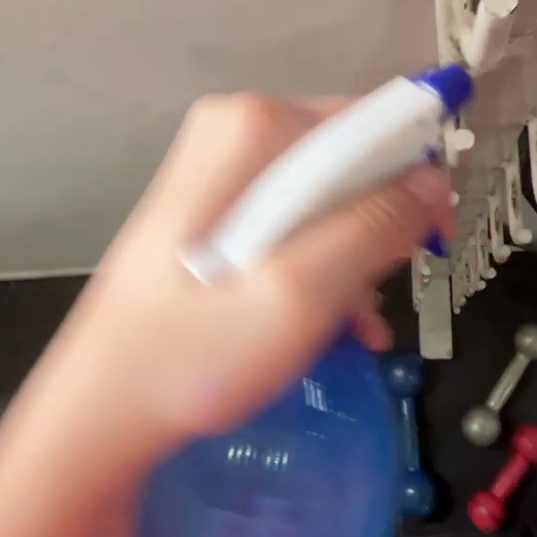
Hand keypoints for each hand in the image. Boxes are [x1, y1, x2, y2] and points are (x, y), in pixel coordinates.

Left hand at [51, 93, 452, 452]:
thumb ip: (375, 225)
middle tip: (390, 284)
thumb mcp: (301, 291)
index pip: (368, 120)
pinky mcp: (218, 214)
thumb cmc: (196, 353)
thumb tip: (434, 179)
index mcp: (250, 129)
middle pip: (348, 159)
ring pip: (329, 198)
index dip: (414, 173)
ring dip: (357, 256)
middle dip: (382, 222)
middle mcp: (235, 134)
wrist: (101, 415)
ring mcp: (222, 175)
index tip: (434, 234)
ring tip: (358, 320)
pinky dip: (326, 268)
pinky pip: (297, 224)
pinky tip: (338, 324)